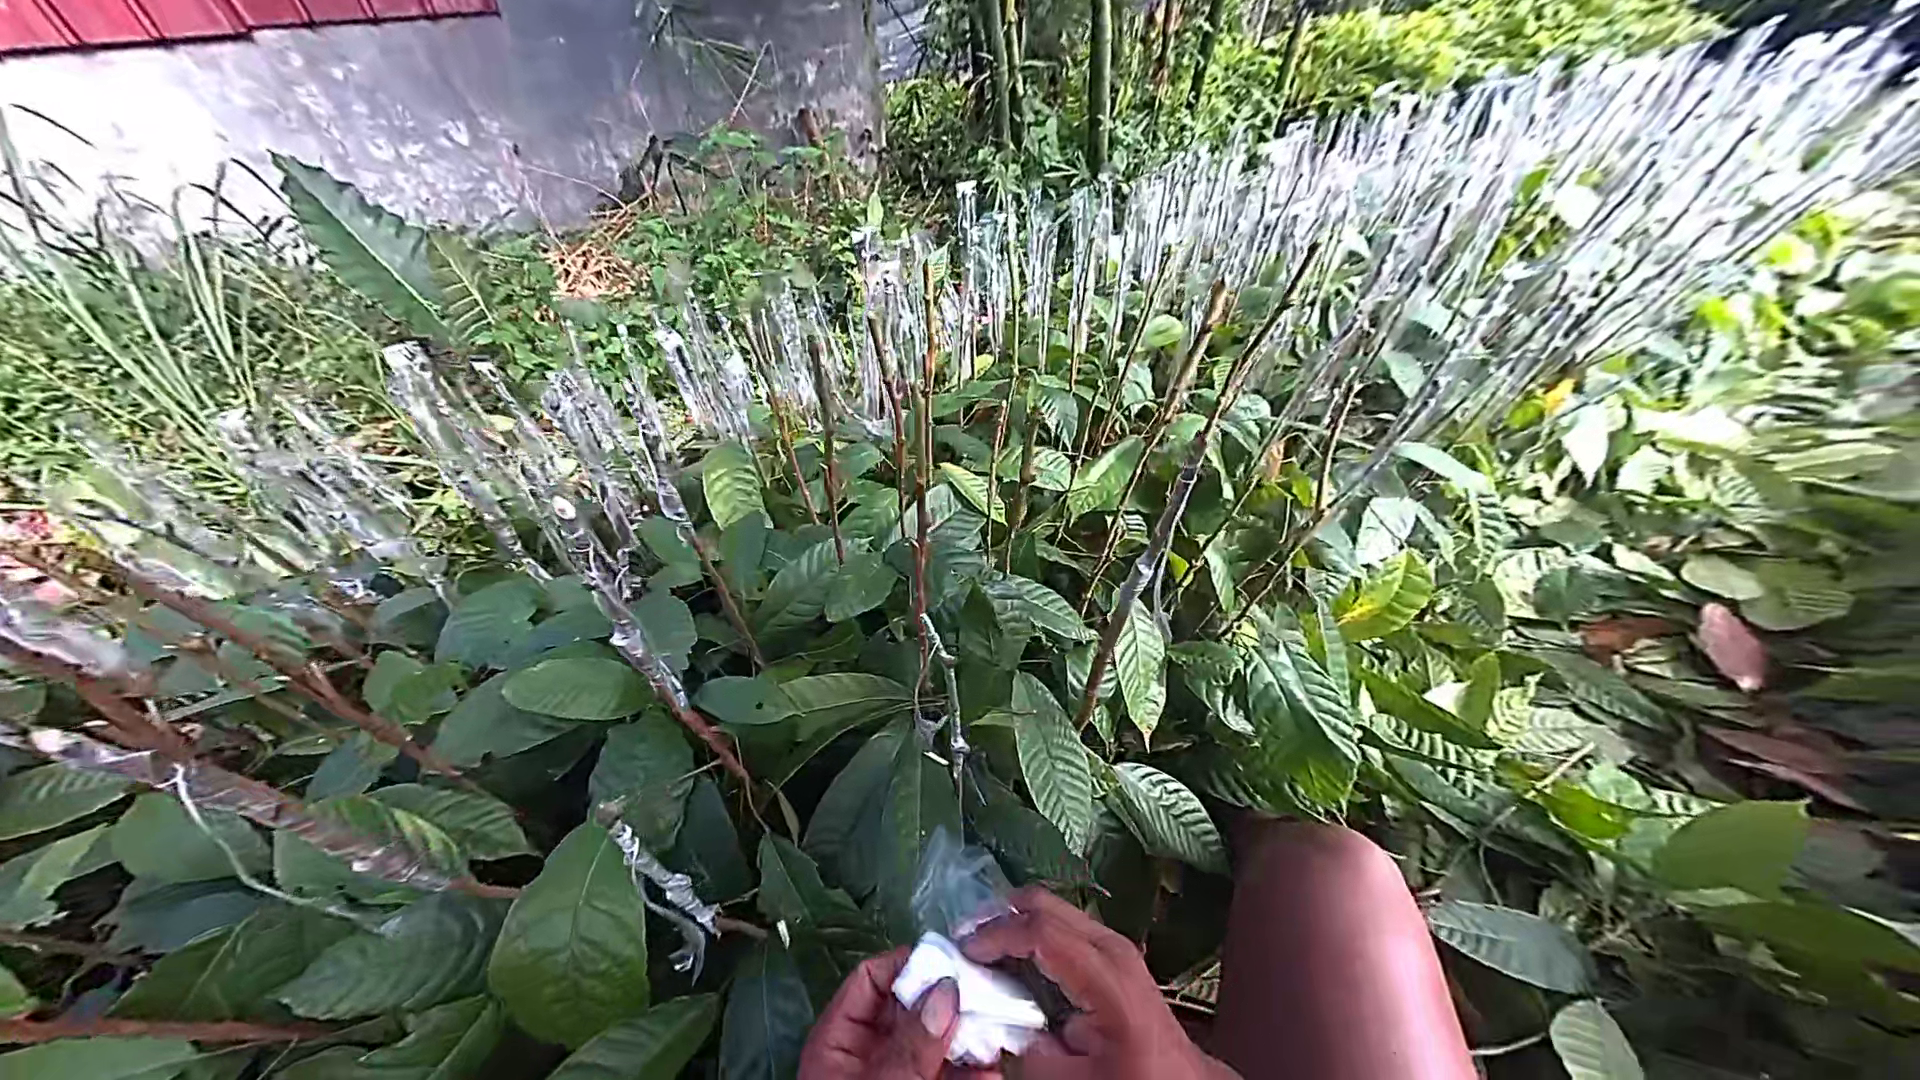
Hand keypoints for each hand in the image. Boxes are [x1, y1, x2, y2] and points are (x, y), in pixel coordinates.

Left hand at [800, 947, 991, 1079]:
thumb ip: (912, 1043)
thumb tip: (947, 988)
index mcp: (839, 1042)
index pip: (871, 980)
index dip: (907, 965)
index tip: (949, 961)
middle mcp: (867, 1056)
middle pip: (909, 1009)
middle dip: (947, 1001)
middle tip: (985, 992)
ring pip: (933, 1044)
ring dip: (966, 1038)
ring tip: (997, 1030)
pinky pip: (945, 1079)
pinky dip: (969, 1074)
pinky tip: (993, 1072)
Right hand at [960, 887, 1237, 1079]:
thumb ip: (1029, 1051)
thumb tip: (994, 1021)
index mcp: (1105, 976)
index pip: (1040, 932)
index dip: (997, 935)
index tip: (964, 949)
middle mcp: (1109, 944)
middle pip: (1044, 903)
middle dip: (999, 914)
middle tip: (965, 936)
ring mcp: (1111, 940)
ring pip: (1051, 906)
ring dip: (1013, 918)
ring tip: (982, 942)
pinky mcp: (1109, 946)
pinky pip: (1060, 921)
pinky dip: (1030, 928)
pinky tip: (1011, 952)